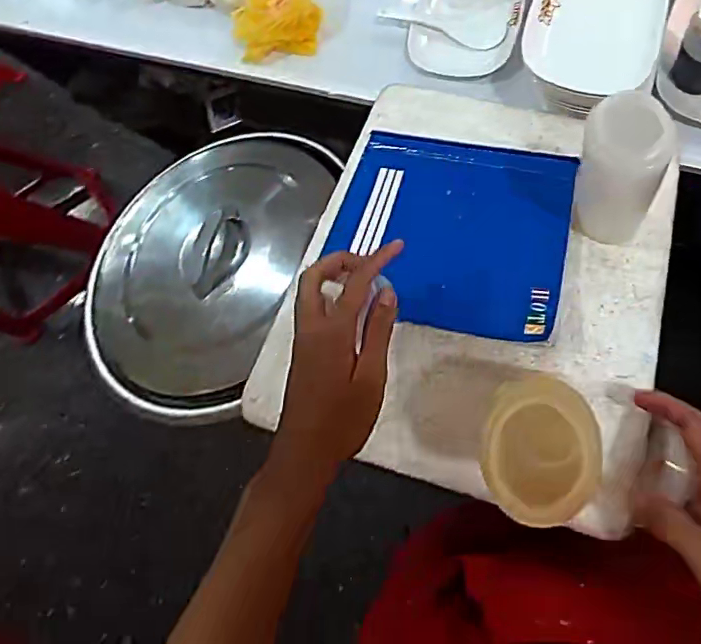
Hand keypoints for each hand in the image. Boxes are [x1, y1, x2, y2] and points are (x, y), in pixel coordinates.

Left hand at [270, 240, 403, 480]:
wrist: (304, 454)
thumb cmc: (343, 419)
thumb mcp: (371, 376)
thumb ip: (378, 330)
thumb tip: (387, 292)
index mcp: (331, 330)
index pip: (355, 282)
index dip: (377, 260)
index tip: (396, 247)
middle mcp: (311, 327)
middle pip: (315, 275)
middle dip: (341, 259)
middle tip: (371, 263)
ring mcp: (304, 338)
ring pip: (310, 290)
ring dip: (335, 275)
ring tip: (368, 282)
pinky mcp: (304, 350)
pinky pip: (314, 306)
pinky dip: (333, 293)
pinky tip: (356, 311)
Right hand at [632, 392, 700, 643]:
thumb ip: (670, 524)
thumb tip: (635, 495)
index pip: (697, 428)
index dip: (668, 407)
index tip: (639, 397)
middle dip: (678, 412)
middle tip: (646, 408)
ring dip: (682, 439)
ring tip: (650, 440)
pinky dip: (684, 474)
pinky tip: (666, 491)